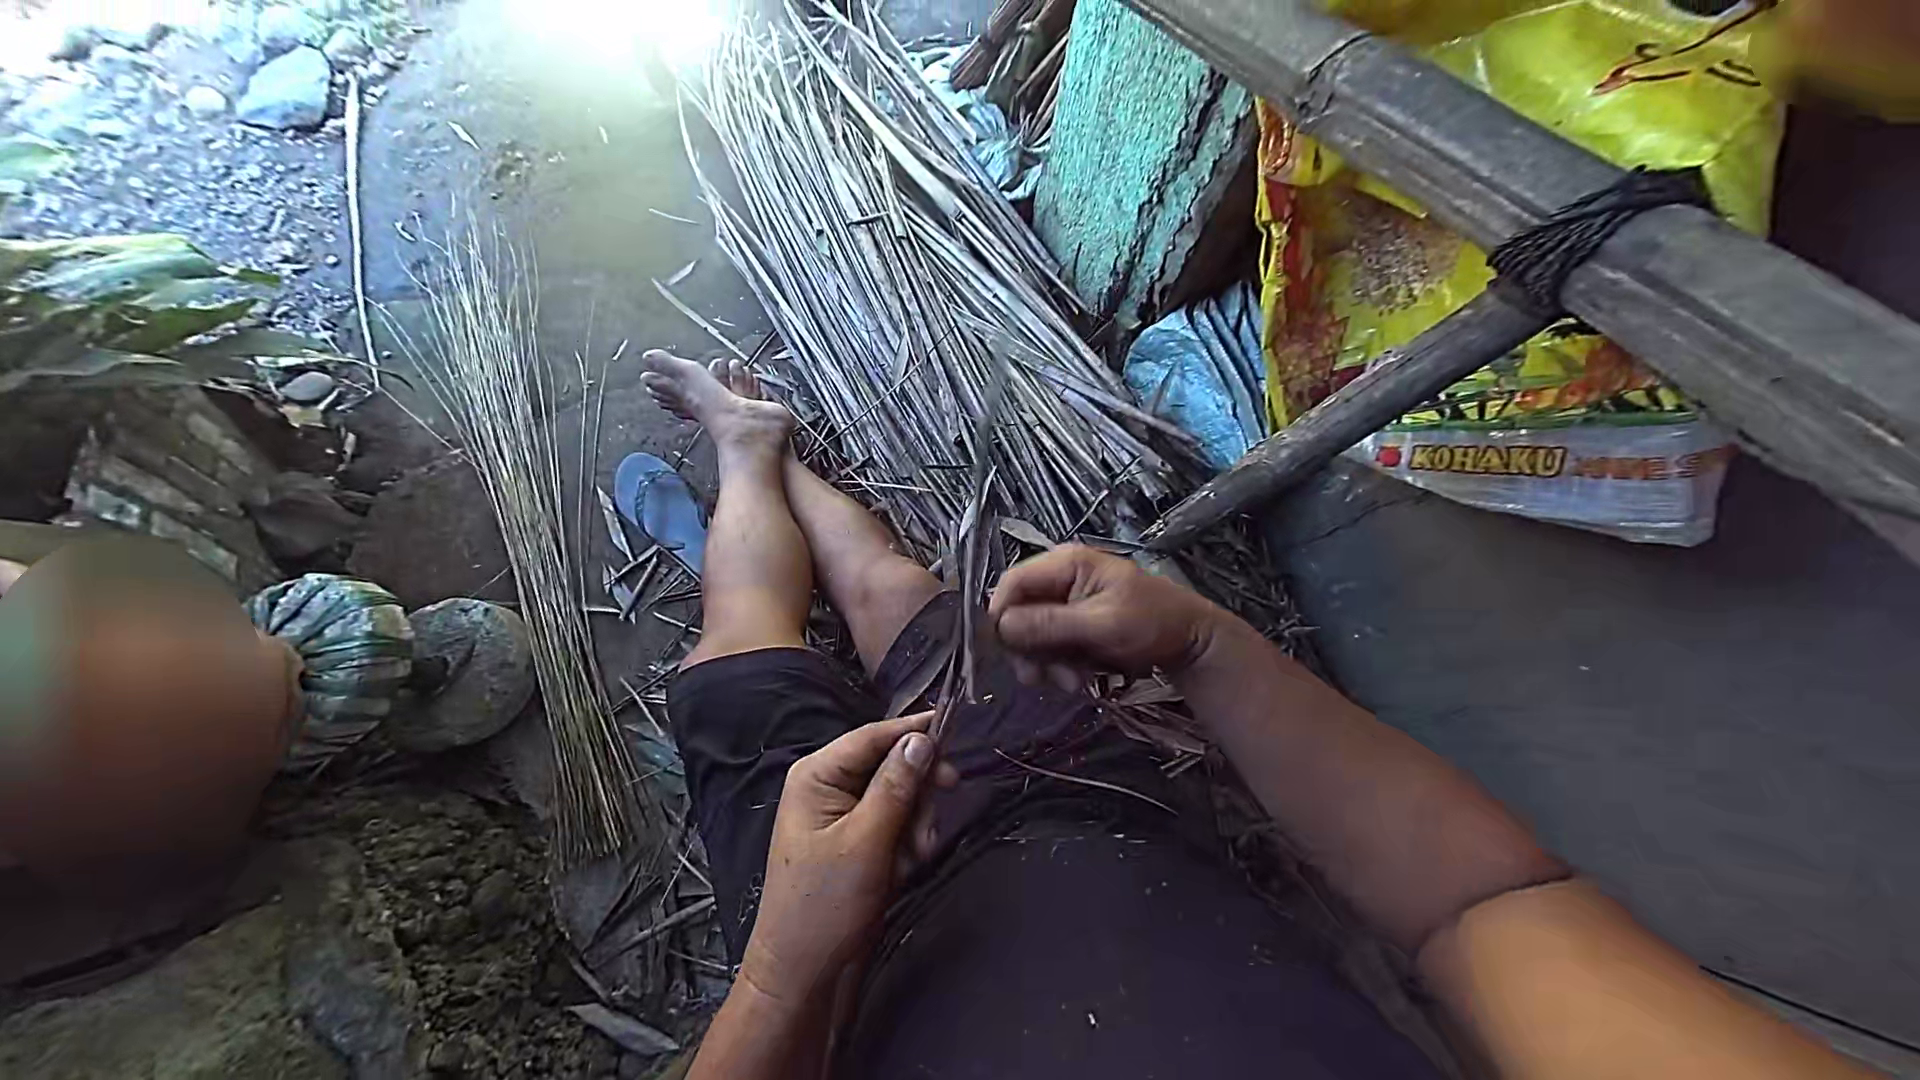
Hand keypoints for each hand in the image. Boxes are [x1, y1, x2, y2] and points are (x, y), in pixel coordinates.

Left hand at [739, 712, 947, 1010]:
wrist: (801, 974)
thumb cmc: (824, 905)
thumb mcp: (866, 841)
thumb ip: (896, 786)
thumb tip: (922, 739)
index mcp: (817, 774)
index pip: (872, 736)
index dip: (913, 731)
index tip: (953, 731)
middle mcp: (828, 784)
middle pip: (889, 763)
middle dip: (916, 793)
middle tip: (932, 822)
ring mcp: (841, 811)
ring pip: (898, 793)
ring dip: (915, 822)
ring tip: (913, 857)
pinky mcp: (855, 835)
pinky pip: (894, 819)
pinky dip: (906, 839)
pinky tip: (904, 866)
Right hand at [989, 545, 1232, 680]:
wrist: (1191, 642)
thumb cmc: (1153, 622)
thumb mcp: (1104, 623)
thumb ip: (1051, 623)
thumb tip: (1002, 626)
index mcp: (1065, 563)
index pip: (1012, 582)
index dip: (1001, 615)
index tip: (1006, 651)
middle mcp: (1058, 580)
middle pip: (1016, 612)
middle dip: (1027, 648)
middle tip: (1043, 677)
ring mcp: (1064, 604)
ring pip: (1029, 635)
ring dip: (1044, 663)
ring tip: (1073, 682)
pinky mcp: (1070, 626)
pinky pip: (1047, 647)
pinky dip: (1058, 666)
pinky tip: (1079, 679)